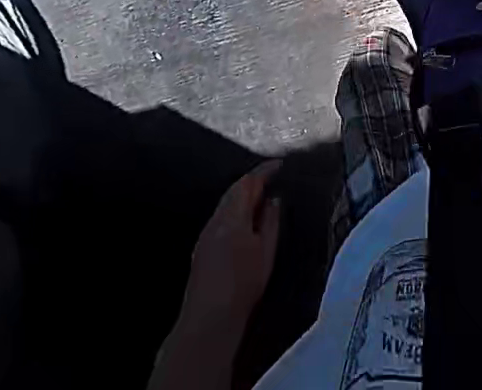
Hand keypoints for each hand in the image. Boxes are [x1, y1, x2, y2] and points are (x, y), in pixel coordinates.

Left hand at [177, 160, 282, 337]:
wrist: (209, 318)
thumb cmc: (243, 285)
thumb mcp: (266, 253)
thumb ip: (271, 222)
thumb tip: (274, 199)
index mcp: (233, 216)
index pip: (248, 182)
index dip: (265, 170)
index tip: (280, 164)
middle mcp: (216, 218)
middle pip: (234, 189)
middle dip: (253, 180)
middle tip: (272, 177)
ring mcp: (206, 232)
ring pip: (226, 202)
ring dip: (243, 195)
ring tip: (262, 196)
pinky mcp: (202, 245)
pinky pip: (220, 215)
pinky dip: (234, 209)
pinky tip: (244, 219)